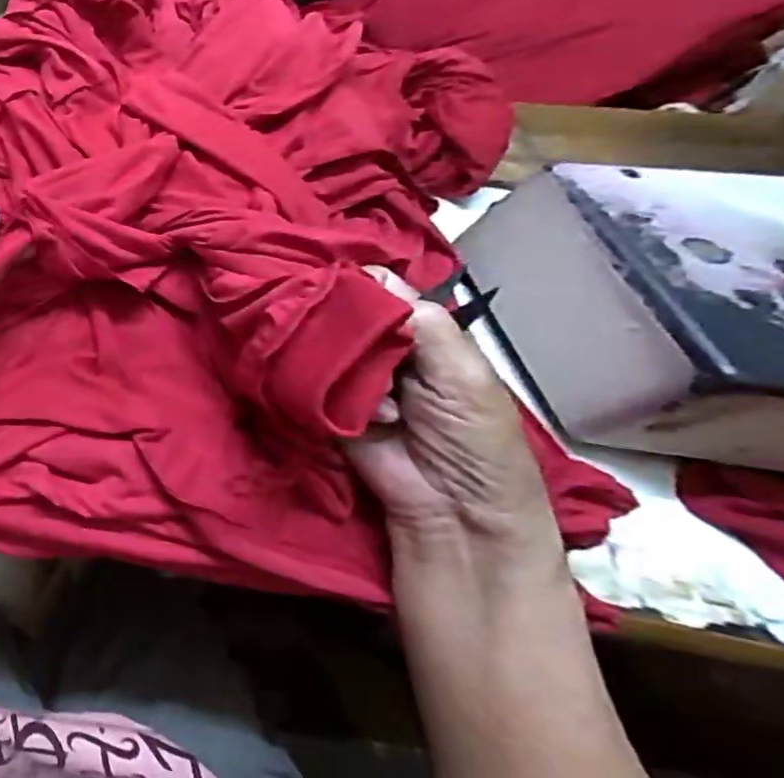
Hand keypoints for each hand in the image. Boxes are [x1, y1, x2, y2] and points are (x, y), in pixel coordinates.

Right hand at [344, 267, 559, 555]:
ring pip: (323, 344)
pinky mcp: (325, 404)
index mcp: (419, 333)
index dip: (360, 282)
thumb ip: (421, 321)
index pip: (379, 291)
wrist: (453, 512)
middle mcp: (380, 348)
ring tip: (374, 396)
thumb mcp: (463, 371)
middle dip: (343, 323)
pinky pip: (309, 379)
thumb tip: (369, 271)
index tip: (337, 277)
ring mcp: (350, 376)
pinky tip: (353, 407)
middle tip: (351, 338)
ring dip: (339, 361)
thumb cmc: (475, 437)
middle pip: (344, 314)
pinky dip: (323, 387)